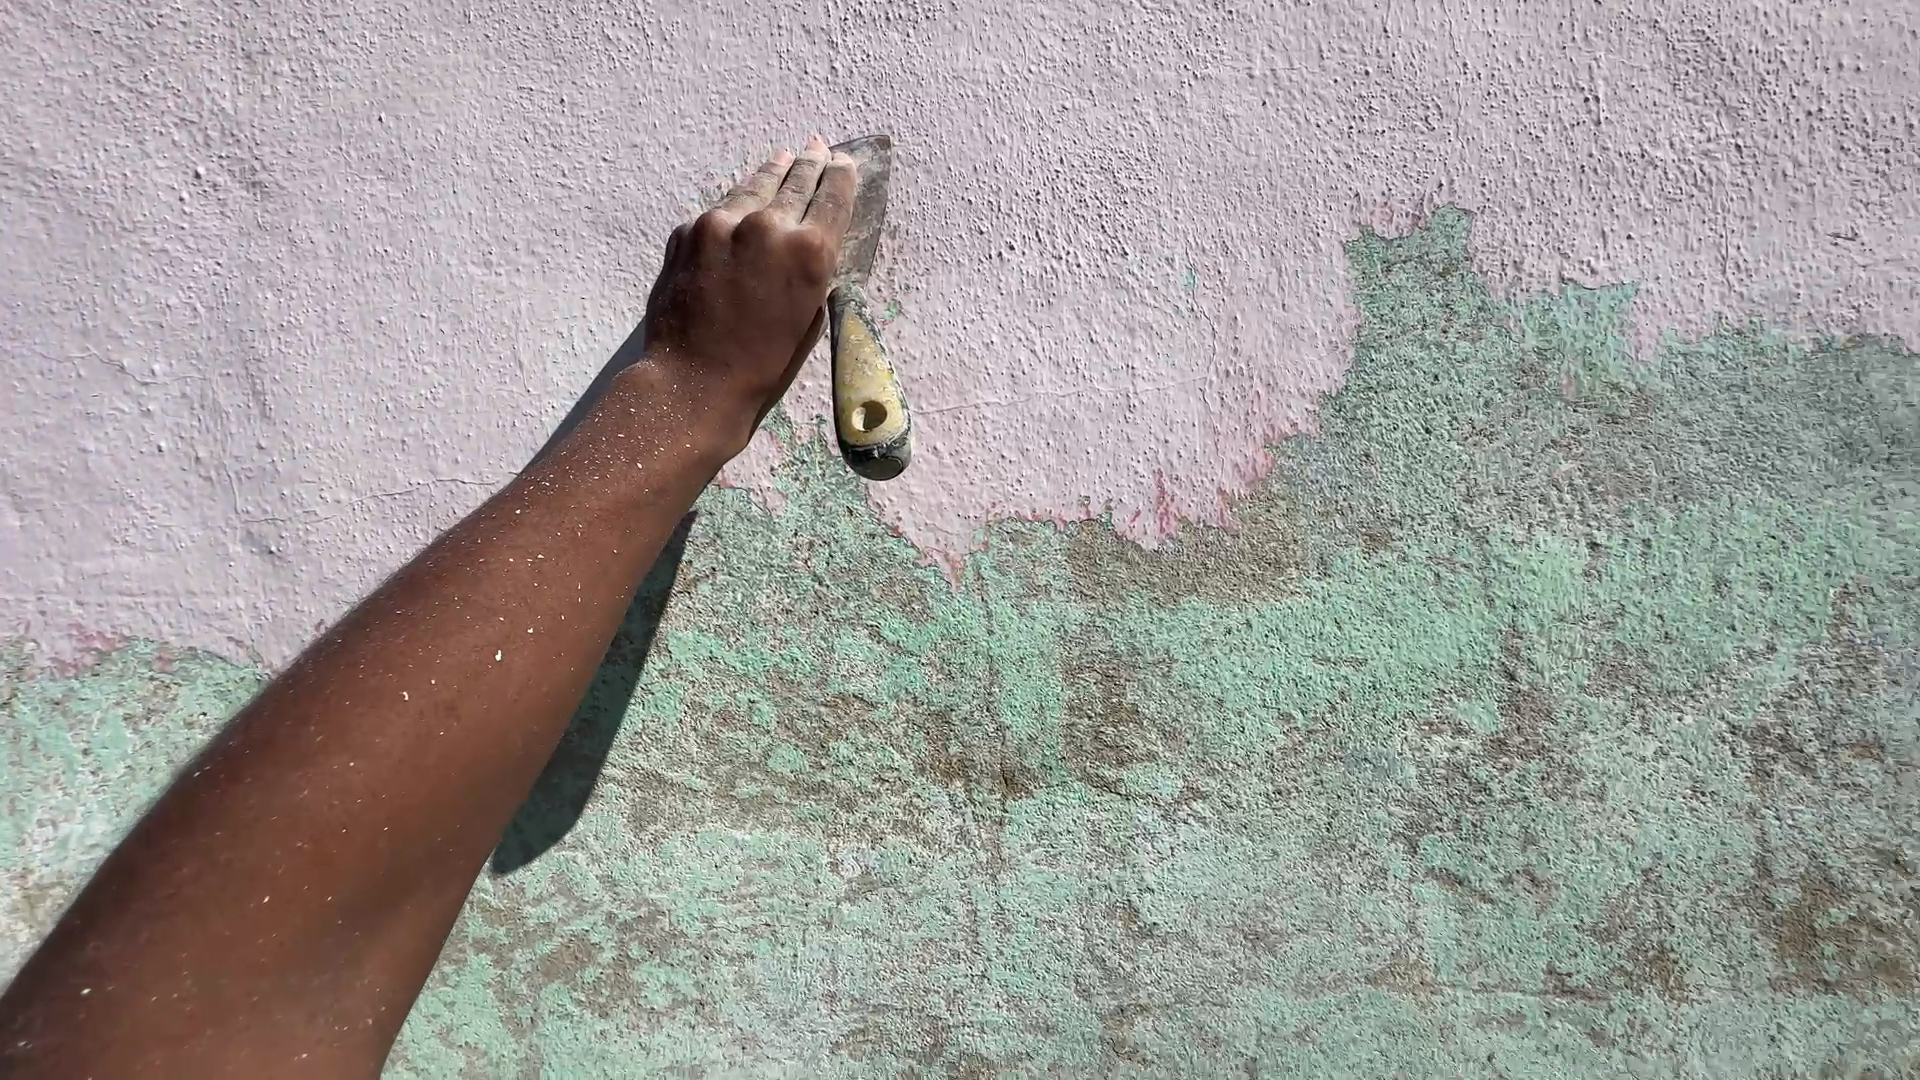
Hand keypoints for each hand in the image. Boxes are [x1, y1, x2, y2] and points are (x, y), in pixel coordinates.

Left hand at [638, 135, 857, 449]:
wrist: (695, 380)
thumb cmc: (764, 365)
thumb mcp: (809, 320)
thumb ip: (812, 274)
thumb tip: (810, 245)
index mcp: (809, 253)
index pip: (833, 199)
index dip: (842, 178)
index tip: (845, 162)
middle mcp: (767, 226)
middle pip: (795, 181)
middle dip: (811, 163)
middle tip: (818, 147)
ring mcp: (721, 223)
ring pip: (754, 185)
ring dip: (774, 171)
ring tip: (784, 158)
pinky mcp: (688, 231)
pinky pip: (721, 210)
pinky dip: (738, 205)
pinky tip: (744, 201)